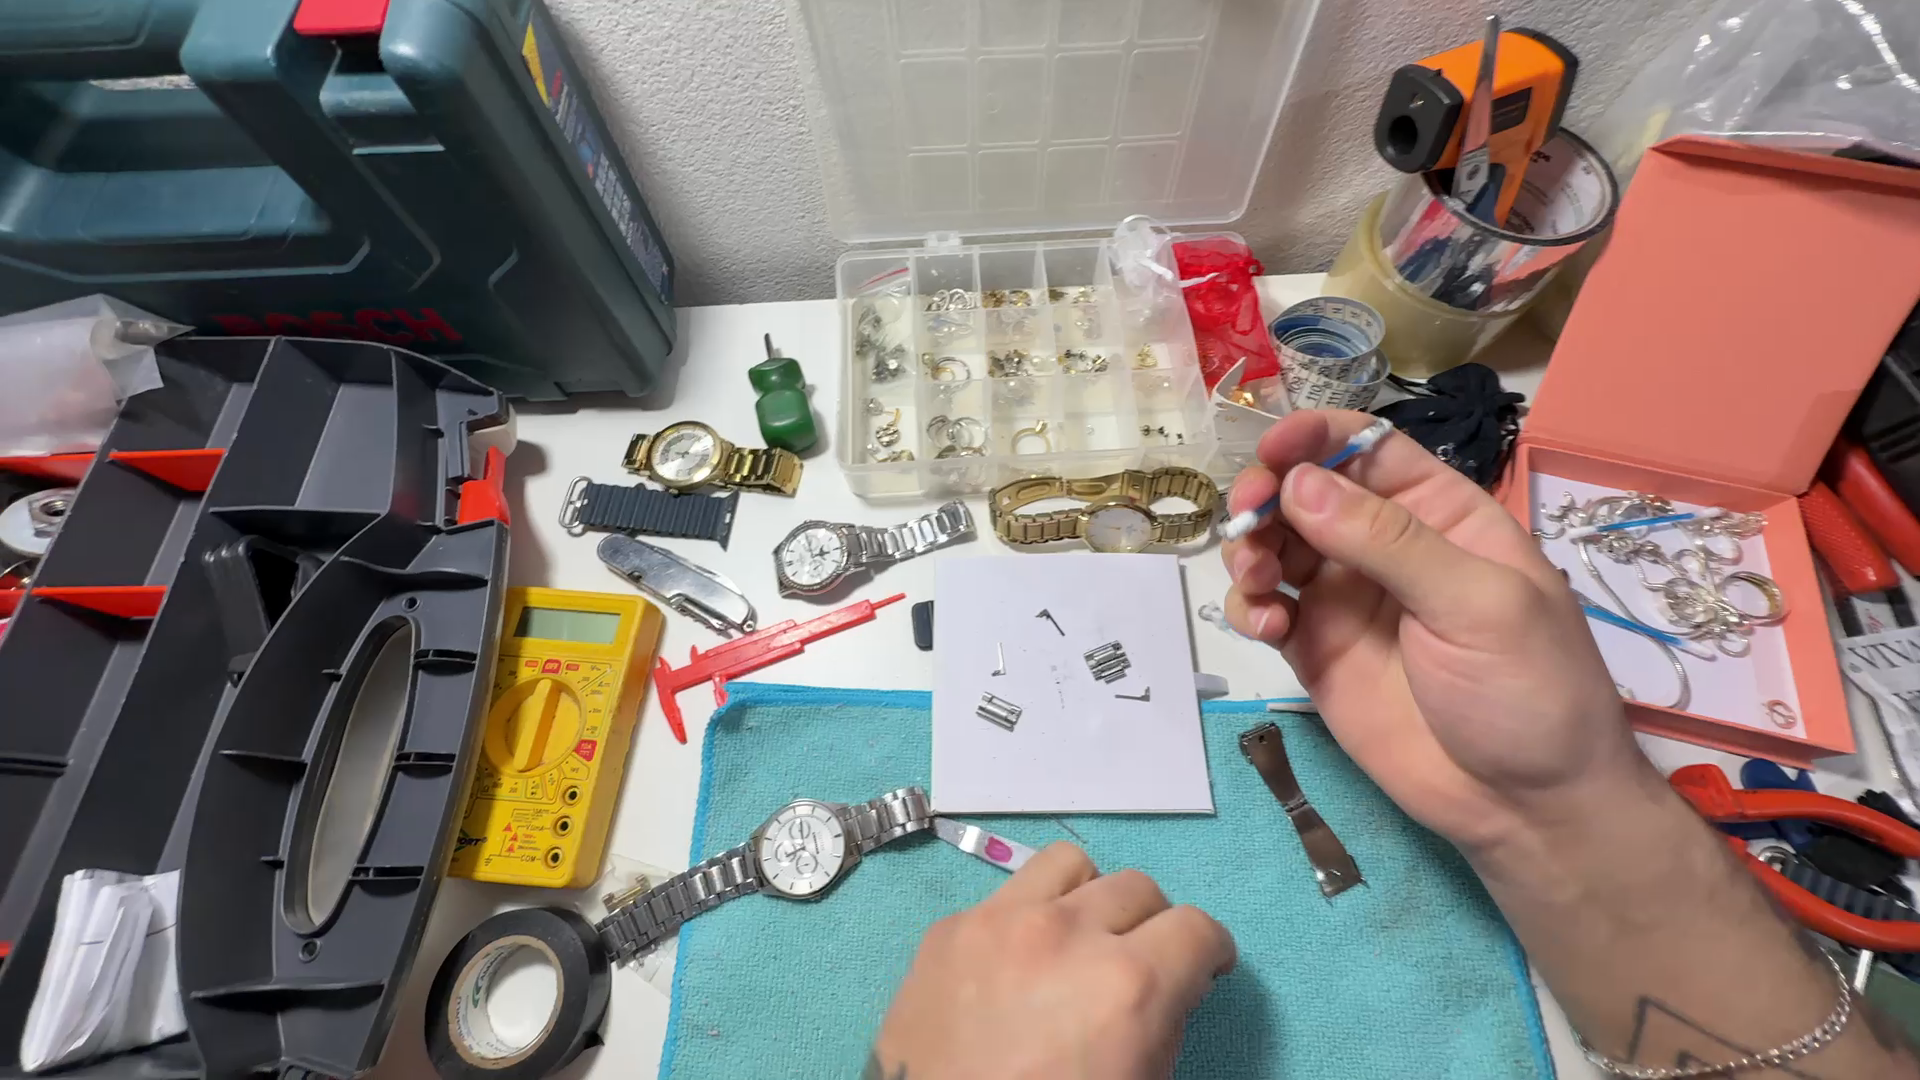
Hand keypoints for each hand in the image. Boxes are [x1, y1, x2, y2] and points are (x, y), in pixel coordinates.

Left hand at [870, 844, 1234, 1079]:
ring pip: (1069, 863)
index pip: (1196, 927)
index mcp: (1126, 987)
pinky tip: (1011, 965)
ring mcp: (999, 920)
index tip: (1202, 968)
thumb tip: (1169, 986)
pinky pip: (1006, 894)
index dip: (1209, 950)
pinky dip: (1024, 919)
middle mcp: (1066, 933)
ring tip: (1076, 939)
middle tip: (1138, 961)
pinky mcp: (950, 927)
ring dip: (1086, 897)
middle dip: (1151, 924)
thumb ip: (1164, 1028)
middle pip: (1137, 886)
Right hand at [1221, 410, 1662, 858]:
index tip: (1270, 450)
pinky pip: (1261, 607)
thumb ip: (1387, 541)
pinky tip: (1265, 626)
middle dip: (1265, 496)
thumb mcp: (1477, 604)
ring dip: (1248, 551)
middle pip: (1302, 493)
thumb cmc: (1529, 691)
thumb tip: (1297, 484)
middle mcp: (1378, 547)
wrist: (1522, 807)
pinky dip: (1248, 606)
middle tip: (1246, 517)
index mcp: (1435, 516)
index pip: (1366, 450)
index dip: (1315, 438)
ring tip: (1257, 582)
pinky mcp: (1309, 645)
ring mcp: (1339, 596)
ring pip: (1271, 546)